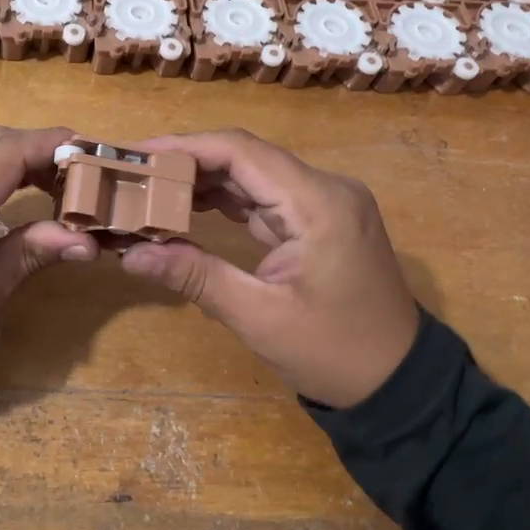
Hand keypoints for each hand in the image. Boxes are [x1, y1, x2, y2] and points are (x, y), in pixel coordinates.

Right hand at [119, 129, 419, 408]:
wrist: (398, 383)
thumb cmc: (333, 353)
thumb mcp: (259, 316)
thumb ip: (195, 276)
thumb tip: (130, 254)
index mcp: (318, 203)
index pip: (241, 151)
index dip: (185, 146)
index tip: (136, 154)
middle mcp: (325, 188)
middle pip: (245, 157)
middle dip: (187, 162)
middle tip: (133, 173)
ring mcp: (325, 202)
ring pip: (252, 174)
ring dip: (203, 179)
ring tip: (148, 187)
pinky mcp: (319, 219)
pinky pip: (264, 196)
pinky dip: (224, 199)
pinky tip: (186, 205)